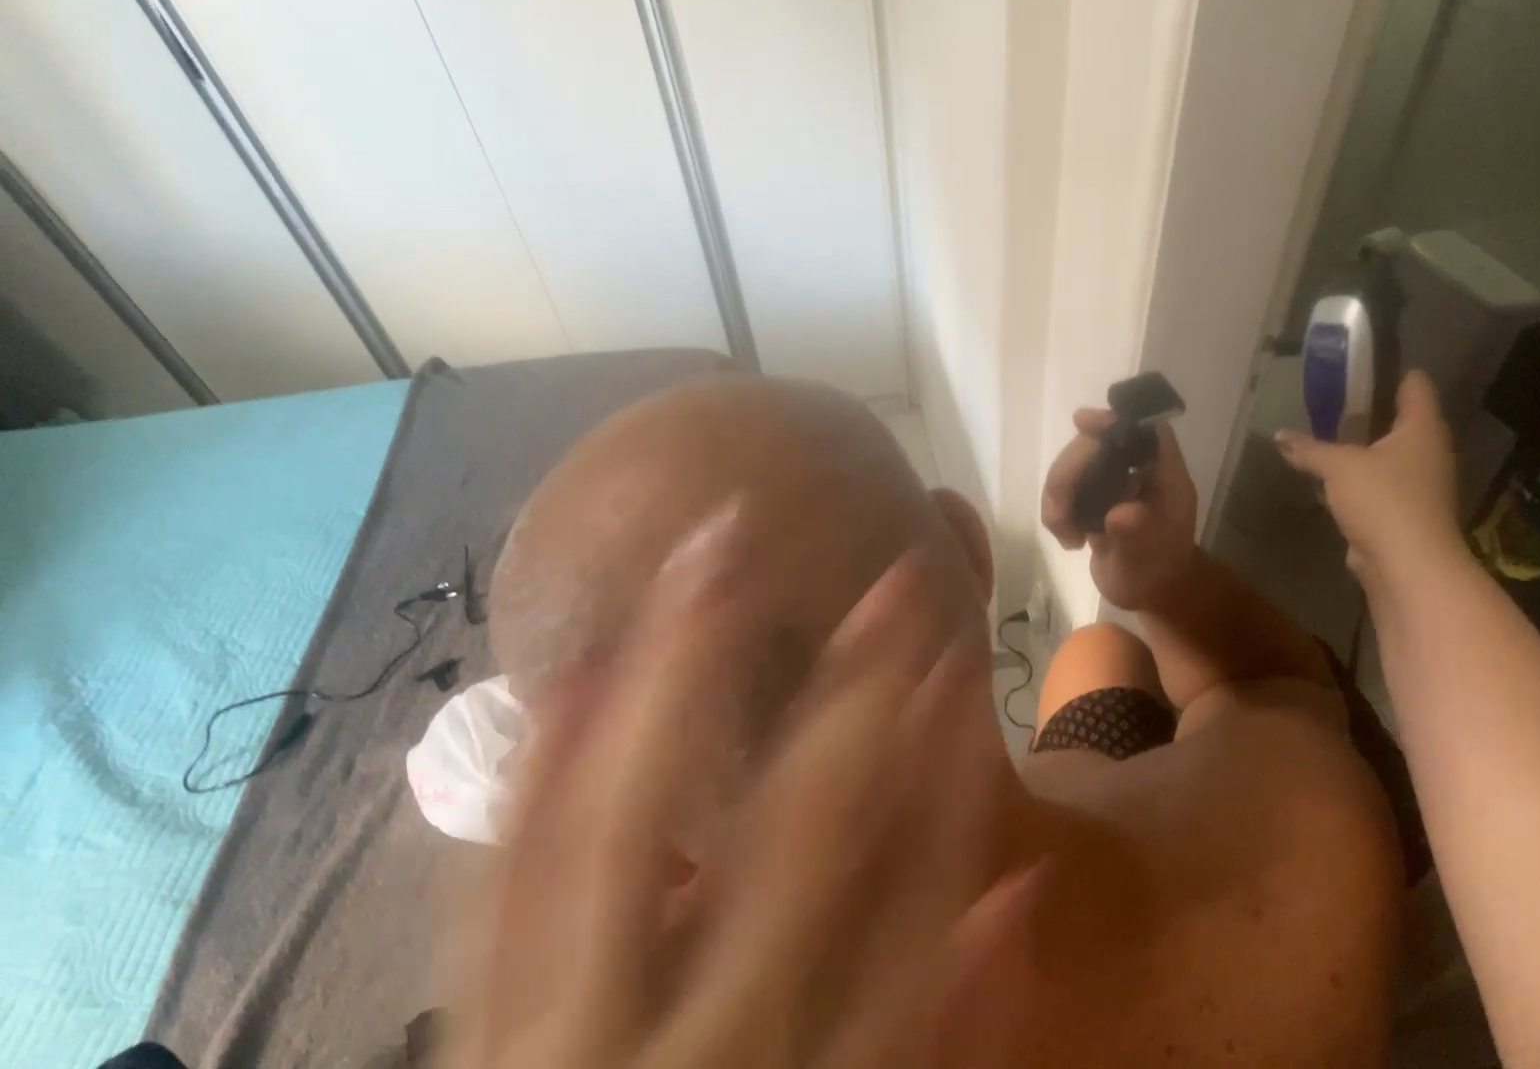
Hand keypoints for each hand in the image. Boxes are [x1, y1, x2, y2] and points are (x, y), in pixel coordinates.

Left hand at [447, 505, 1042, 1068]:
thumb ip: (955, 1029)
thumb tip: (1026, 892)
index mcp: (791, 1068)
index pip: (900, 903)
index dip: (945, 774)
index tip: (966, 663)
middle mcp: (677, 1037)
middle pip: (781, 840)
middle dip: (845, 691)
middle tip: (879, 572)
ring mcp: (556, 1030)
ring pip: (619, 828)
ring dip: (675, 679)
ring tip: (705, 556)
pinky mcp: (479, 1030)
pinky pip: (496, 889)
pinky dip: (536, 771)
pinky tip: (566, 667)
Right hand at [1041, 409, 1198, 610]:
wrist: (1148, 590)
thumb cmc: (1160, 569)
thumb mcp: (1153, 555)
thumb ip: (1138, 532)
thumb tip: (1119, 515)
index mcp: (1162, 472)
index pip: (1141, 430)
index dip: (1112, 421)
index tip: (1081, 422)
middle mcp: (1135, 467)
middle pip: (1093, 445)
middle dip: (1068, 474)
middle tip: (1060, 514)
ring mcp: (1111, 480)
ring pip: (1071, 467)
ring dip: (1057, 496)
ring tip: (1066, 535)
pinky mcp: (1090, 496)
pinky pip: (1062, 489)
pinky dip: (1056, 512)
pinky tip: (1069, 538)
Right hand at [1275, 370, 1462, 580]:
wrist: (1407, 563)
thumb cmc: (1382, 499)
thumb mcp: (1338, 466)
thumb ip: (1309, 448)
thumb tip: (1279, 436)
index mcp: (1423, 427)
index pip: (1414, 384)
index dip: (1390, 371)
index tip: (1357, 367)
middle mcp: (1428, 450)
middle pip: (1401, 419)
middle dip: (1368, 411)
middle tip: (1330, 403)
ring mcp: (1420, 483)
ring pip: (1388, 454)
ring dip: (1362, 449)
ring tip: (1324, 438)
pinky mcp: (1405, 511)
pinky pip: (1380, 484)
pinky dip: (1359, 480)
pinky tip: (1331, 479)